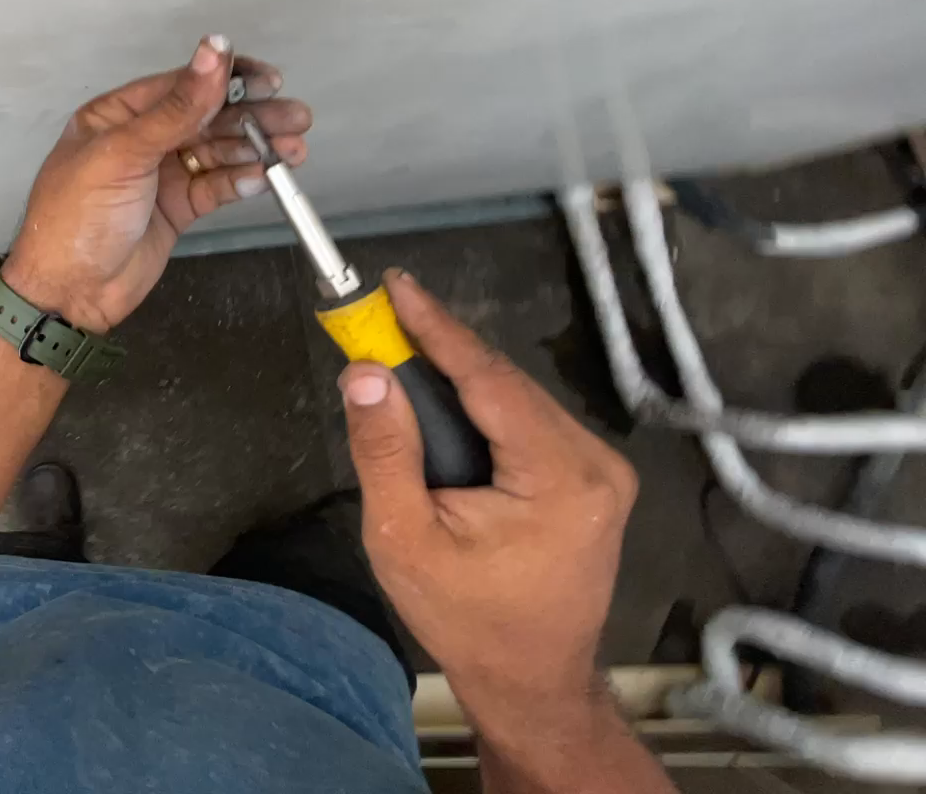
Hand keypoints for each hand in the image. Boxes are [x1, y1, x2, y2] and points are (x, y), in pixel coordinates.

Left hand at [2, 36, 312, 332]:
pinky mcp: (176, 208)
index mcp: (116, 116)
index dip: (224, 79)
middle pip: (205, 118)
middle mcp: (140, 140)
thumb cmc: (78, 216)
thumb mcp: (125, 154)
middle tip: (295, 118)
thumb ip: (177, 107)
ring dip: (255, 150)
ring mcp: (159, 175)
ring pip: (216, 152)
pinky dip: (239, 181)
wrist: (69, 290)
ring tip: (293, 150)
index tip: (267, 81)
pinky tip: (264, 179)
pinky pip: (215, 186)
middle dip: (250, 117)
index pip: (179, 85)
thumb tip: (215, 50)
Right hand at [337, 270, 638, 732]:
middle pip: (501, 380)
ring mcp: (598, 470)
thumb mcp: (401, 535)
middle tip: (376, 317)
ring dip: (450, 371)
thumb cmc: (461, 612)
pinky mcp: (585, 478)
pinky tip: (433, 395)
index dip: (436, 326)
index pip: (488, 378)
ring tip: (393, 349)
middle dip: (436, 345)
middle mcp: (594, 462)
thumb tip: (364, 372)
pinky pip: (518, 417)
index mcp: (558, 477)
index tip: (394, 284)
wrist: (529, 677)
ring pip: (510, 394)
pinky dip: (471, 397)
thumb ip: (383, 451)